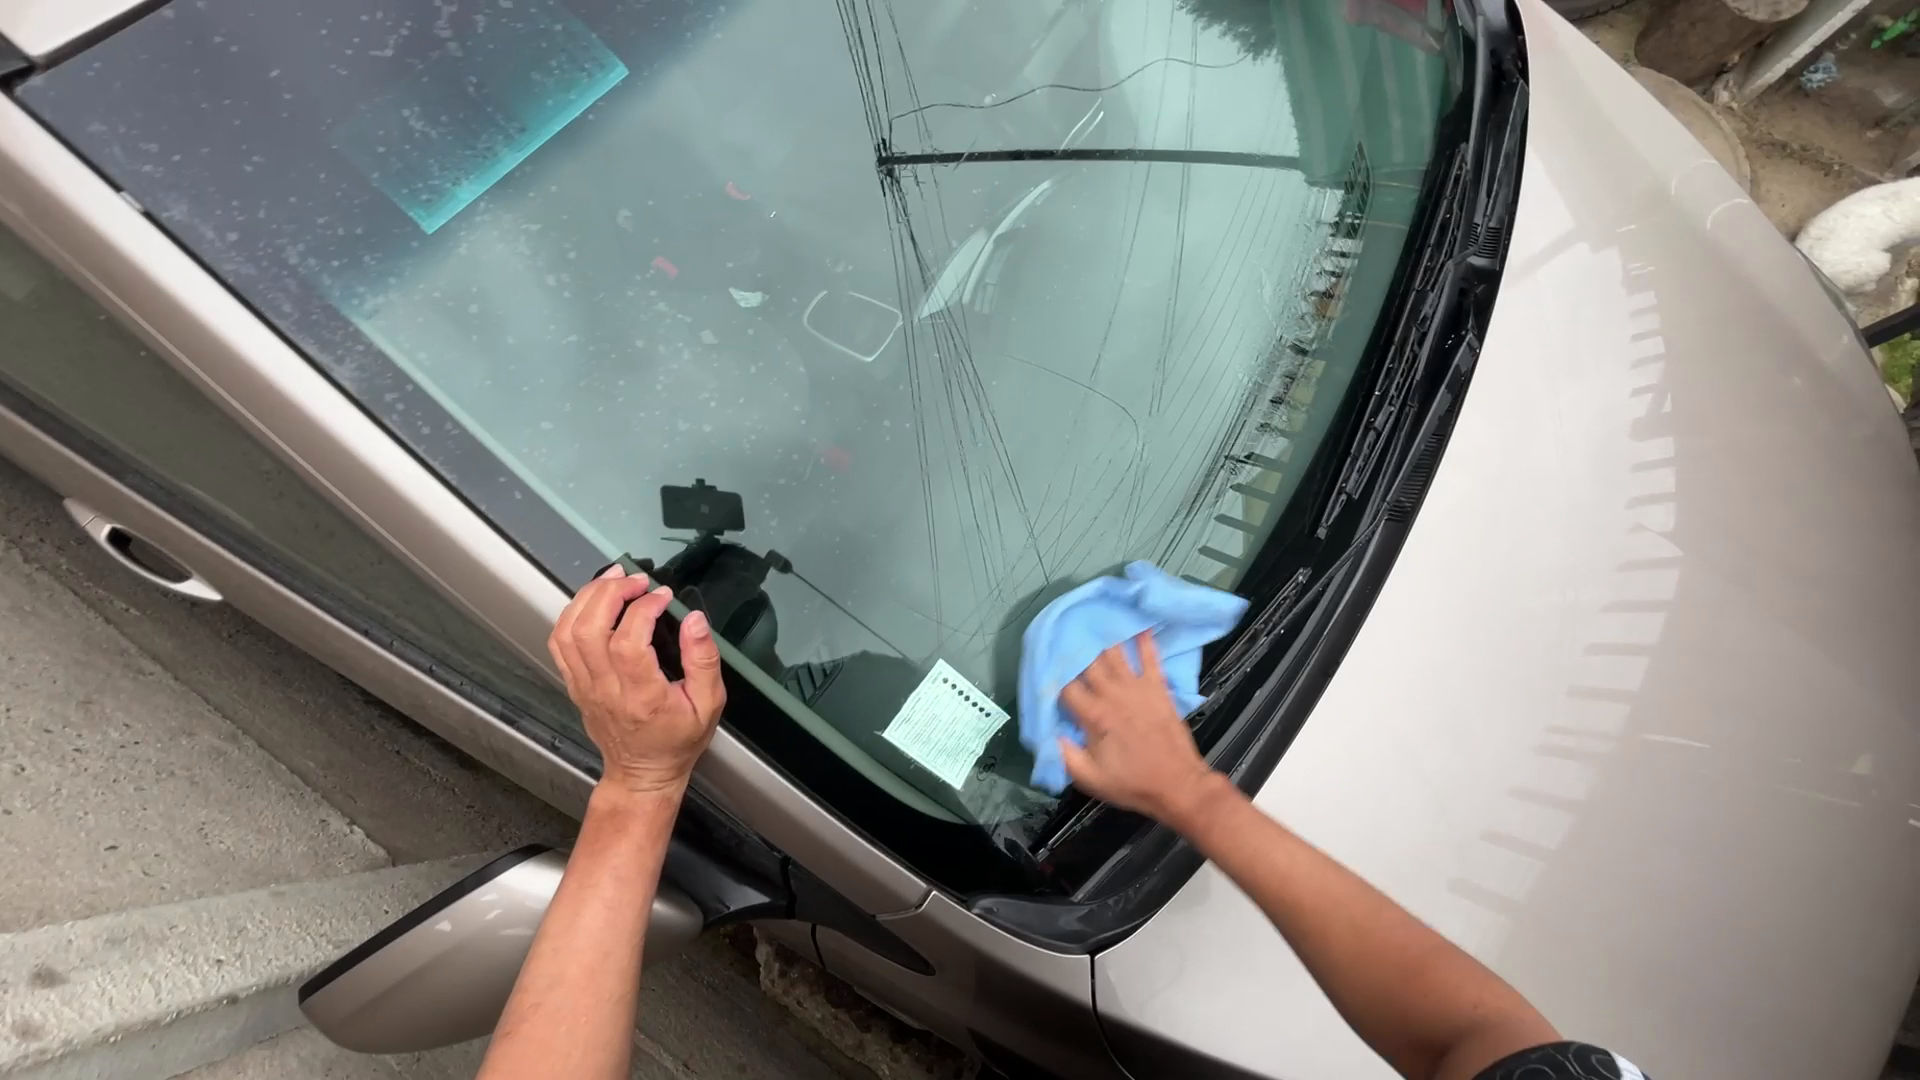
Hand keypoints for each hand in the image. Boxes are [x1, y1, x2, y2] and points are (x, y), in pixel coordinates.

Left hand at [548, 565, 726, 798]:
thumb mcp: (710, 702)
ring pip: (568, 631)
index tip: (664, 596)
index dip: (643, 609)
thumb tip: (694, 619)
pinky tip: (595, 601)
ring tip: (615, 580)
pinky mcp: (574, 684)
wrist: (643, 772)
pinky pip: (559, 642)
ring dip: (589, 597)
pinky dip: (573, 613)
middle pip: (588, 629)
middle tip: (637, 580)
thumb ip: (704, 659)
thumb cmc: (679, 739)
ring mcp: (584, 686)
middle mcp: (606, 689)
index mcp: (642, 695)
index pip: (627, 642)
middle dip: (611, 592)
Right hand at [1058, 634, 1222, 828]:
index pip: (1065, 687)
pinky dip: (1145, 640)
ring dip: (1102, 637)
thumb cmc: (1133, 783)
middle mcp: (1113, 694)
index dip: (1052, 675)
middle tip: (1061, 630)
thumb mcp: (1090, 779)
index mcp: (1094, 715)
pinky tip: (1139, 624)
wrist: (1179, 785)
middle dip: (1073, 647)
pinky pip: (1150, 658)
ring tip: (1091, 618)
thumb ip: (1064, 755)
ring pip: (1114, 654)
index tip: (1042, 664)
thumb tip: (1045, 732)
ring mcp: (1138, 687)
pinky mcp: (1158, 688)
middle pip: (1087, 663)